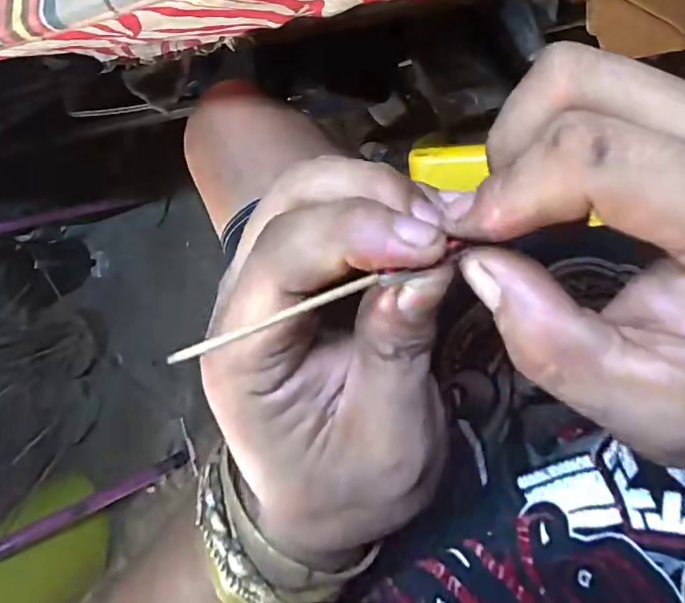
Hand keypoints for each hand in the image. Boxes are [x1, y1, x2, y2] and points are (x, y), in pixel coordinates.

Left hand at [201, 157, 457, 567]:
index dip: (353, 232)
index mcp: (242, 344)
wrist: (317, 499)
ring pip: (309, 186)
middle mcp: (242, 289)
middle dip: (368, 196)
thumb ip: (397, 350)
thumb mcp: (386, 441)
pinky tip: (422, 224)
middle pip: (290, 201)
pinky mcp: (299, 256)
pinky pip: (333, 201)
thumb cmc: (344, 484)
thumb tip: (429, 268)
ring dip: (376, 189)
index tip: (429, 241)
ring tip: (437, 225)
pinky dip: (381, 199)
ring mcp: (266, 264)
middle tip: (442, 227)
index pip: (283, 255)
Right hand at [449, 43, 684, 470]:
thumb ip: (554, 347)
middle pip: (573, 81)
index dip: (512, 190)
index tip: (470, 240)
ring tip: (527, 198)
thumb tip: (476, 262)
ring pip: (575, 69)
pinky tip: (559, 182)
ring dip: (524, 129)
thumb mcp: (655, 414)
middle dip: (509, 146)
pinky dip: (548, 124)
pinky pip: (594, 83)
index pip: (595, 154)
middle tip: (502, 217)